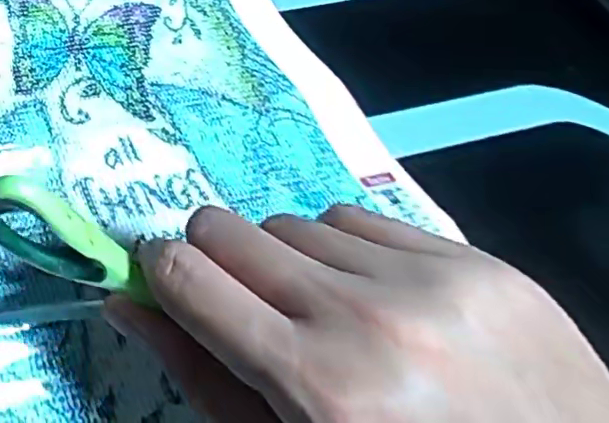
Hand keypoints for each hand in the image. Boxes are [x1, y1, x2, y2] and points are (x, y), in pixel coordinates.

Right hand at [103, 205, 608, 422]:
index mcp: (322, 391)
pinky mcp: (483, 262)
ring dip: (292, 264)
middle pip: (224, 227)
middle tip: (255, 312)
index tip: (172, 286)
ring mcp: (435, 282)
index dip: (162, 273)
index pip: (184, 273)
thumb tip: (126, 303)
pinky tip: (394, 308)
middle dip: (220, 263)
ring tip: (340, 322)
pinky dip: (351, 255)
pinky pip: (357, 217)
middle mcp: (370, 319)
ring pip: (290, 222)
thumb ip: (203, 381)